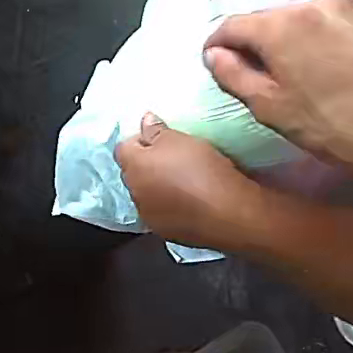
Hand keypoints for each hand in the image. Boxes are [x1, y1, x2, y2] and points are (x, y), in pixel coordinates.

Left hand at [115, 112, 267, 250]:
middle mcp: (134, 193)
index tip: (160, 137)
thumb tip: (144, 120)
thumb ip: (157, 130)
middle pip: (134, 172)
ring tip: (184, 181)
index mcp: (133, 167)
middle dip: (147, 164)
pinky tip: (190, 201)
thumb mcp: (181, 139)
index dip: (139, 140)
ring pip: (147, 194)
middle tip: (174, 158)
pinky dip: (170, 205)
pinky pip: (163, 212)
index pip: (123, 147)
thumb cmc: (202, 169)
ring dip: (157, 187)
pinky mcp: (165, 232)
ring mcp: (148, 216)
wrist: (229, 214)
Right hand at [202, 0, 352, 206]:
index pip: (231, 24)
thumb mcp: (270, 108)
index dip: (216, 45)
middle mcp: (316, 3)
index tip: (214, 64)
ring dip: (289, 41)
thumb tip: (215, 54)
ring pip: (302, 19)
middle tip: (254, 76)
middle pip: (268, 18)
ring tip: (294, 75)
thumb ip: (234, 75)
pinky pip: (333, 23)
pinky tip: (327, 70)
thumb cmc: (334, 127)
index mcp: (281, 25)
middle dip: (254, 43)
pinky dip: (320, 40)